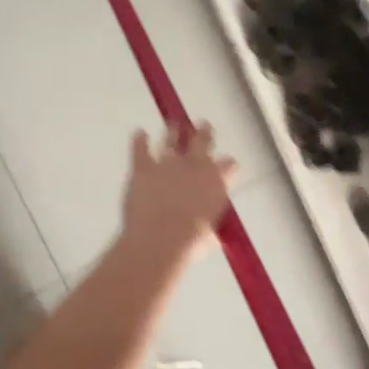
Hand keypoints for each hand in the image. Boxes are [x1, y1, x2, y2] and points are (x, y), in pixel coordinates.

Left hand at [122, 122, 237, 257]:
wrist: (159, 240)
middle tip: (203, 125)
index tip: (227, 165)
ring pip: (171, 139)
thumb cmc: (191, 243)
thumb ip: (210, 224)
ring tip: (173, 124)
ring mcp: (168, 163)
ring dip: (173, 131)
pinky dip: (139, 140)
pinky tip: (139, 133)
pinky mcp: (143, 167)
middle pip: (202, 140)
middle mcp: (195, 166)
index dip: (227, 165)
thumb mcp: (210, 235)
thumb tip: (208, 232)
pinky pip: (140, 148)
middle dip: (203, 132)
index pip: (229, 165)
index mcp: (217, 182)